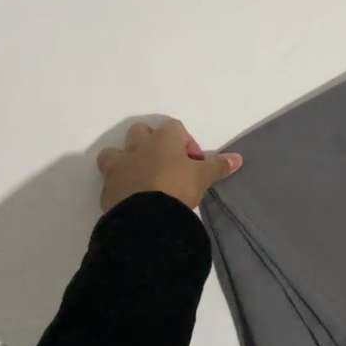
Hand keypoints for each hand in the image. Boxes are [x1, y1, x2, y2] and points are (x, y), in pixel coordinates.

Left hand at [95, 118, 241, 212]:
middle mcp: (138, 146)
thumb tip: (238, 158)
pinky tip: (131, 197)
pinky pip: (110, 178)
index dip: (186, 143)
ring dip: (126, 160)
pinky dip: (119, 184)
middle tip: (166, 165)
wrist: (146, 217)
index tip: (193, 162)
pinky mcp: (107, 186)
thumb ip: (219, 166)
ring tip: (140, 178)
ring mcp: (119, 165)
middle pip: (141, 131)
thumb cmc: (177, 188)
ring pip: (114, 152)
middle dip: (152, 144)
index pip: (175, 127)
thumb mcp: (203, 178)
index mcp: (163, 138)